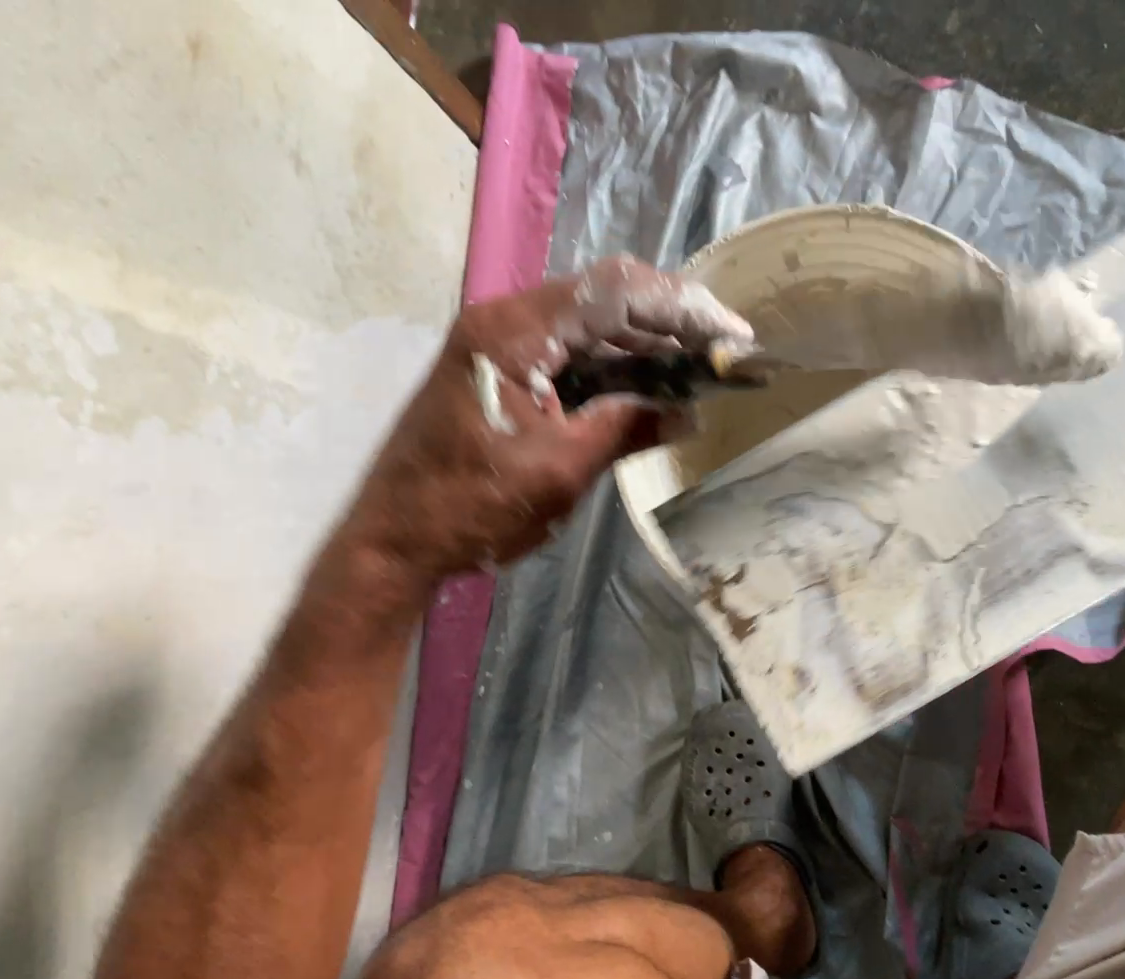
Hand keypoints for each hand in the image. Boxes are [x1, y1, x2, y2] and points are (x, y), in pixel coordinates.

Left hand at [345, 256, 752, 582]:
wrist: (393, 541)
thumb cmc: (469, 508)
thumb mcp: (559, 471)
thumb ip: (626, 429)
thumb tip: (688, 414)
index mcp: (512, 332)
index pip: (614, 292)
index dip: (681, 306)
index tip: (731, 332)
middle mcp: (504, 321)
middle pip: (603, 299)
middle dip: (669, 321)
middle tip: (724, 349)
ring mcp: (499, 345)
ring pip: (588, 326)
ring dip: (644, 345)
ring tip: (700, 366)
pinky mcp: (500, 372)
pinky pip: (568, 355)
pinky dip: (612, 367)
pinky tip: (650, 385)